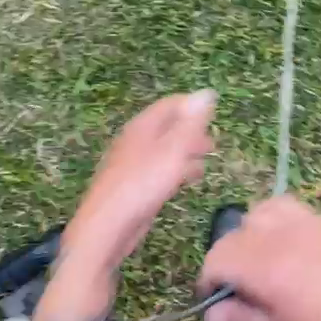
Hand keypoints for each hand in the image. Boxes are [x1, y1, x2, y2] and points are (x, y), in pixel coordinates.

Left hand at [64, 91, 216, 268]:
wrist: (106, 227)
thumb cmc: (141, 184)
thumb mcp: (172, 151)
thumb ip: (191, 124)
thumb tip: (206, 92)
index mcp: (143, 126)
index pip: (170, 105)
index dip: (192, 106)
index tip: (214, 114)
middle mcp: (136, 140)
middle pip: (167, 127)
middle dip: (191, 131)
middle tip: (213, 141)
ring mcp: (134, 164)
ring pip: (165, 149)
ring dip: (186, 151)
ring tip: (207, 159)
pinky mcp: (134, 186)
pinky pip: (160, 169)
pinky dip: (177, 168)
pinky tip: (189, 180)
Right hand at [199, 196, 320, 320]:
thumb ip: (243, 317)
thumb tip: (212, 311)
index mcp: (267, 267)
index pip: (218, 257)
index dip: (208, 278)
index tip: (212, 297)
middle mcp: (280, 235)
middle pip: (234, 234)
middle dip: (227, 259)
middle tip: (236, 288)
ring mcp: (302, 221)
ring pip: (256, 213)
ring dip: (249, 234)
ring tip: (259, 262)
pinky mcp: (320, 218)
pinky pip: (282, 205)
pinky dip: (272, 219)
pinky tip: (281, 243)